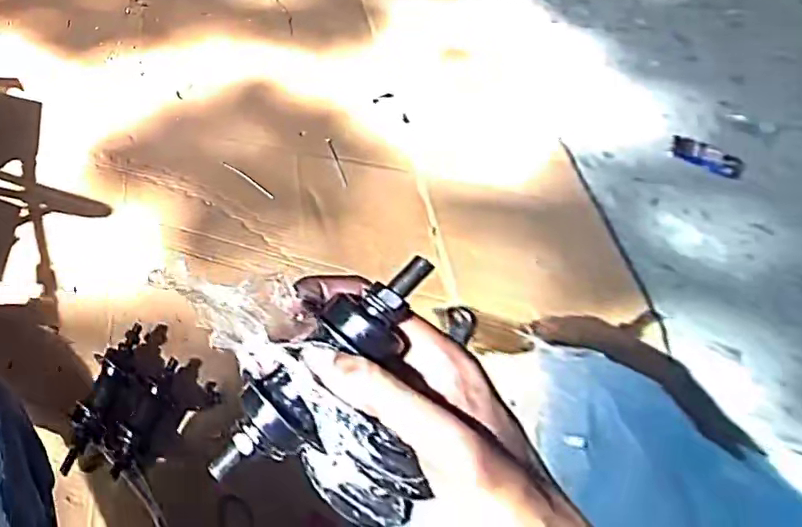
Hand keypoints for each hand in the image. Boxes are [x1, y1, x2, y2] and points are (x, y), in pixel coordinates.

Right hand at [296, 277, 587, 526]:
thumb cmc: (521, 511)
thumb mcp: (452, 444)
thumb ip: (388, 395)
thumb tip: (321, 356)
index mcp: (443, 363)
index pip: (377, 304)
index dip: (333, 295)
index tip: (294, 303)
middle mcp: (424, 378)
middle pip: (356, 333)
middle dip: (313, 330)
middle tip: (279, 337)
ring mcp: (410, 409)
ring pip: (349, 368)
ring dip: (312, 364)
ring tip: (280, 365)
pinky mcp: (398, 438)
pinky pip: (350, 404)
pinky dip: (321, 397)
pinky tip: (303, 403)